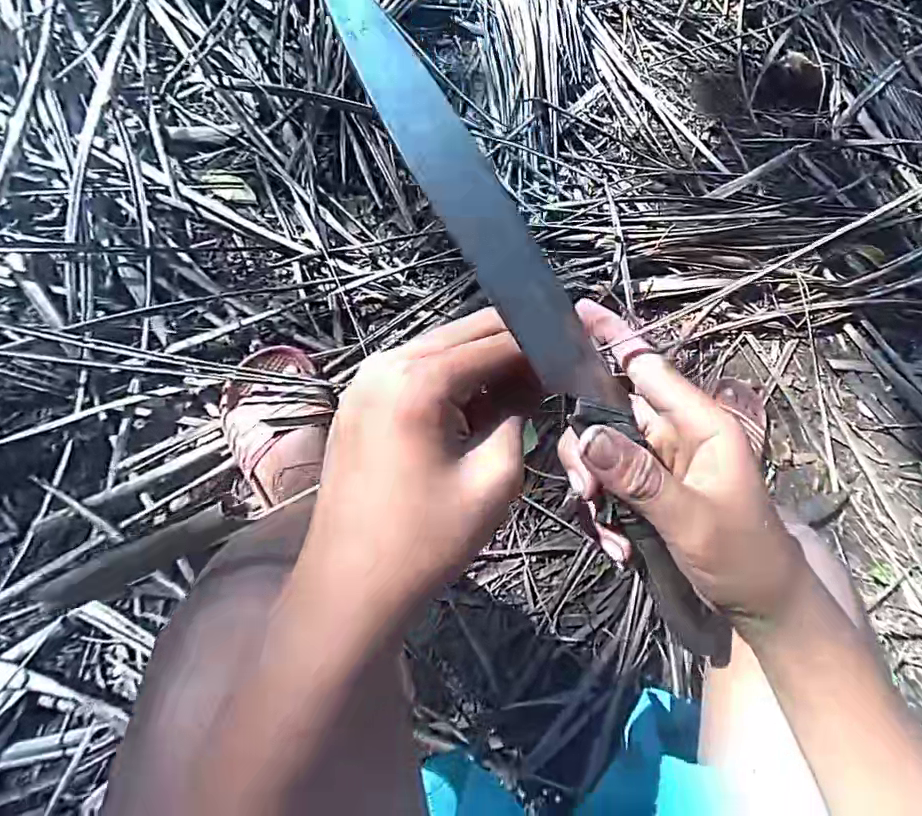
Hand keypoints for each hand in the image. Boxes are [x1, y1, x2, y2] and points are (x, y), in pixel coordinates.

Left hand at [295, 309, 541, 633]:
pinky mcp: (358, 396)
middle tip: (550, 367)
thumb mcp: (494, 477)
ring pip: (442, 344)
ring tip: (520, 383)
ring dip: (482, 357)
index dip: (539, 345)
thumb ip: (518, 413)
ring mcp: (365, 378)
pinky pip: (416, 366)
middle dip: (512, 344)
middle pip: (466, 331)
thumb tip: (533, 379)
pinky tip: (477, 397)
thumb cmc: (427, 541)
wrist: (349, 589)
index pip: (495, 342)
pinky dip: (452, 373)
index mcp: (417, 381)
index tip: (571, 354)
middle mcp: (385, 364)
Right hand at [559, 301, 807, 625]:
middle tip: (587, 493)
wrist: (762, 606)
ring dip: (595, 486)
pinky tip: (618, 546)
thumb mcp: (692, 521)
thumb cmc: (744, 558)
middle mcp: (679, 432)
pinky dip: (604, 509)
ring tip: (608, 532)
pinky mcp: (650, 485)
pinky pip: (610, 479)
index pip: (651, 366)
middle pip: (612, 412)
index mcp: (703, 423)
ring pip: (604, 448)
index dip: (614, 337)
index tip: (578, 311)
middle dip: (589, 449)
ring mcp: (663, 459)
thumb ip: (639, 477)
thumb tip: (586, 436)